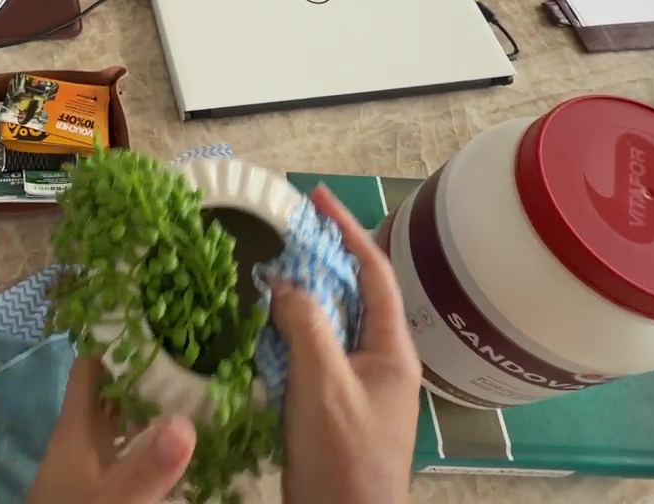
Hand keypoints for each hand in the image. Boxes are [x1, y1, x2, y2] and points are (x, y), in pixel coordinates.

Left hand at [28, 357, 196, 503]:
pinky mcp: (97, 489)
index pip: (88, 367)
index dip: (113, 343)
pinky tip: (175, 452)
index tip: (151, 326)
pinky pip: (123, 456)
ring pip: (117, 425)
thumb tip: (187, 421)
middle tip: (186, 360)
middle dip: (142, 376)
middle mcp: (79, 439)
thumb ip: (147, 467)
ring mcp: (87, 466)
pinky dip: (146, 447)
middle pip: (108, 394)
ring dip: (146, 411)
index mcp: (75, 427)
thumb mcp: (114, 500)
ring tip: (189, 398)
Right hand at [271, 186, 421, 503]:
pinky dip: (287, 328)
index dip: (348, 228)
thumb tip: (283, 283)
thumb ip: (305, 323)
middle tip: (283, 232)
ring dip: (298, 293)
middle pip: (349, 291)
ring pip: (326, 319)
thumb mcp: (324, 383)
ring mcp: (354, 380)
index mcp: (391, 350)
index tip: (318, 197)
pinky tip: (261, 322)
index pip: (373, 271)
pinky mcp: (330, 400)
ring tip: (267, 269)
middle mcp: (377, 358)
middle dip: (318, 258)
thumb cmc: (343, 457)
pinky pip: (309, 348)